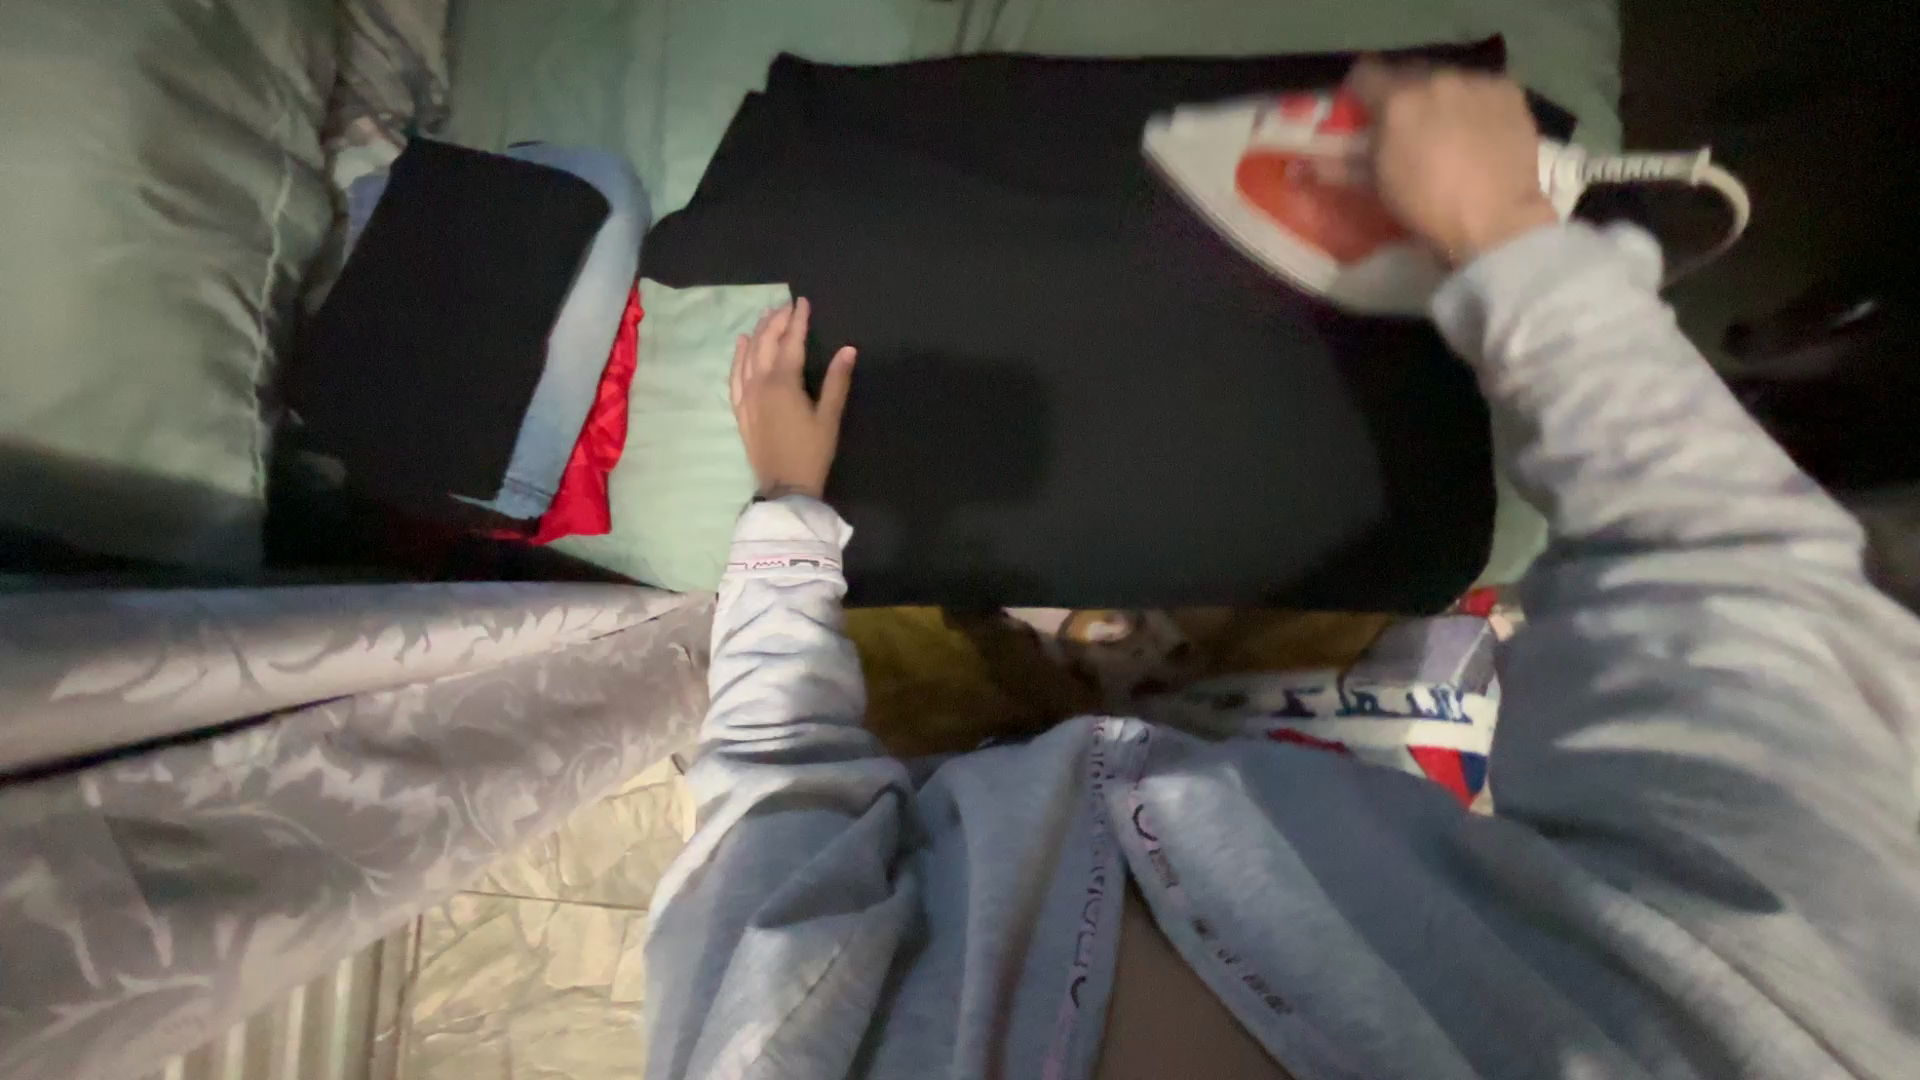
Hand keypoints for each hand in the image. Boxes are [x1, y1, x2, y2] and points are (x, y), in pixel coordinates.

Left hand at [730, 297, 856, 500]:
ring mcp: (747, 396)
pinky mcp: (741, 409)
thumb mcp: (830, 418)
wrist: (785, 486)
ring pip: (748, 356)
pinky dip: (739, 357)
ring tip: (766, 316)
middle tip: (786, 306)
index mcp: (784, 383)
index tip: (802, 302)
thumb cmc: (812, 453)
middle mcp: (760, 383)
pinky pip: (735, 376)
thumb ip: (837, 381)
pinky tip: (743, 345)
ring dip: (758, 333)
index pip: (791, 343)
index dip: (798, 321)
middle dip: (776, 322)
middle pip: (766, 344)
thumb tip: (848, 349)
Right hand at [1345, 59, 1559, 264]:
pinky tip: (1469, 132)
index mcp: (1397, 102)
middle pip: (1406, 75)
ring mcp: (1476, 82)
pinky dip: (1467, 104)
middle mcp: (1437, 80)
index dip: (1356, 94)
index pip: (1364, 75)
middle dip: (1397, 97)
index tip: (1356, 115)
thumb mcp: (1374, 187)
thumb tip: (1299, 168)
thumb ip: (1337, 167)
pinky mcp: (1507, 91)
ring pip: (1443, 80)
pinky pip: (1477, 88)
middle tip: (1396, 129)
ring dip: (1433, 99)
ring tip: (1436, 132)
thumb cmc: (1422, 207)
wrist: (1492, 219)